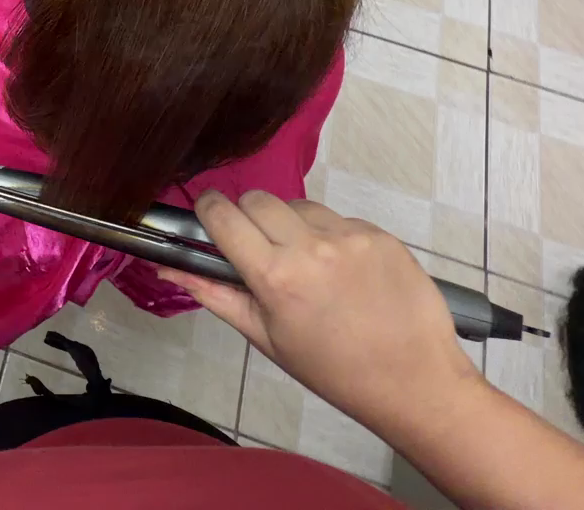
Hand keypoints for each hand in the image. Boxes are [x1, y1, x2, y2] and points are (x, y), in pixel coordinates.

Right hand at [162, 192, 481, 433]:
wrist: (417, 385)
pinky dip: (331, 235)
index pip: (221, 213)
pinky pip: (337, 218)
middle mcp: (309, 246)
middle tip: (263, 248)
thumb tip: (166, 266)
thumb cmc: (331, 369)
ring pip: (297, 204)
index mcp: (274, 275)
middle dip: (250, 217)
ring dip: (292, 224)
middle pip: (256, 199)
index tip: (211, 220)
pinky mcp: (380, 234)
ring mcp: (349, 236)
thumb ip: (212, 293)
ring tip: (311, 262)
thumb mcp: (264, 336)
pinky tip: (345, 270)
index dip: (209, 210)